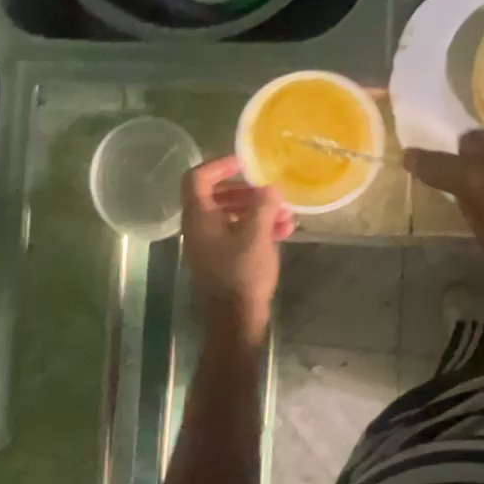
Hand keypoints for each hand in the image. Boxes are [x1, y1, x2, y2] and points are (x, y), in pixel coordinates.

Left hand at [181, 157, 295, 312]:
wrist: (236, 320)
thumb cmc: (242, 274)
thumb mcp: (256, 235)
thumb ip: (263, 206)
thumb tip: (270, 189)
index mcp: (198, 217)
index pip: (197, 177)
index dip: (218, 164)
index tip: (244, 163)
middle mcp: (199, 227)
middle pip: (217, 195)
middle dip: (247, 191)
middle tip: (271, 193)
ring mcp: (210, 245)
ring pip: (231, 215)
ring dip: (258, 211)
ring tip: (286, 216)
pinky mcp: (222, 259)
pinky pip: (237, 233)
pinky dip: (257, 228)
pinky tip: (283, 232)